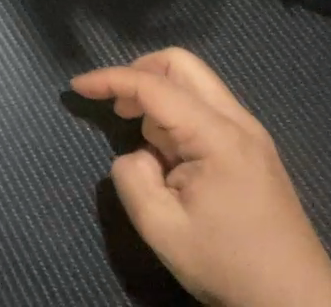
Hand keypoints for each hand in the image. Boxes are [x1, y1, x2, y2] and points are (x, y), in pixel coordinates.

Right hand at [71, 49, 330, 306]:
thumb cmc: (229, 266)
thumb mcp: (161, 228)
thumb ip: (131, 176)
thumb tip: (138, 156)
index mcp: (217, 136)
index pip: (152, 85)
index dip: (109, 79)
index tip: (76, 88)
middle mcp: (239, 123)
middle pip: (180, 65)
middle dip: (138, 73)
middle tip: (116, 108)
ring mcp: (251, 136)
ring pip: (194, 85)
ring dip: (159, 97)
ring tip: (144, 143)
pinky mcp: (254, 152)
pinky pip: (206, 110)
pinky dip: (176, 116)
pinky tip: (169, 156)